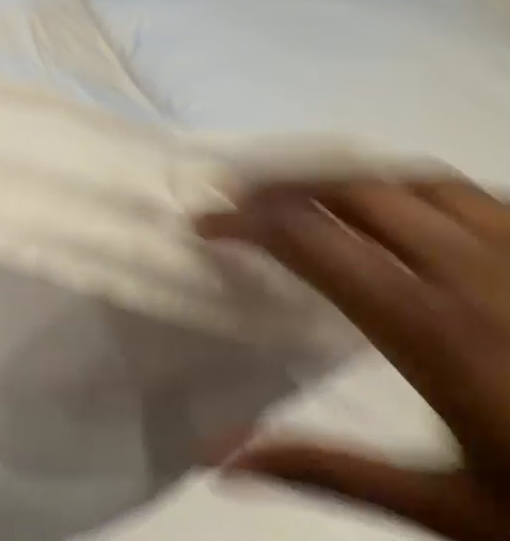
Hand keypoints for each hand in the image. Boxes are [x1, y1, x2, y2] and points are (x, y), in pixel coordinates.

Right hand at [197, 177, 509, 539]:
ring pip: (424, 181)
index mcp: (432, 329)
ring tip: (312, 196)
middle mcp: (478, 277)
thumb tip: (213, 459)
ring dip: (352, 179)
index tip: (204, 227)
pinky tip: (406, 218)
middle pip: (357, 191)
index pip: (308, 237)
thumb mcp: (453, 510)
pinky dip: (422, 192)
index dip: (242, 220)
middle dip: (283, 185)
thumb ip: (328, 470)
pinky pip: (484, 200)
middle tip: (240, 202)